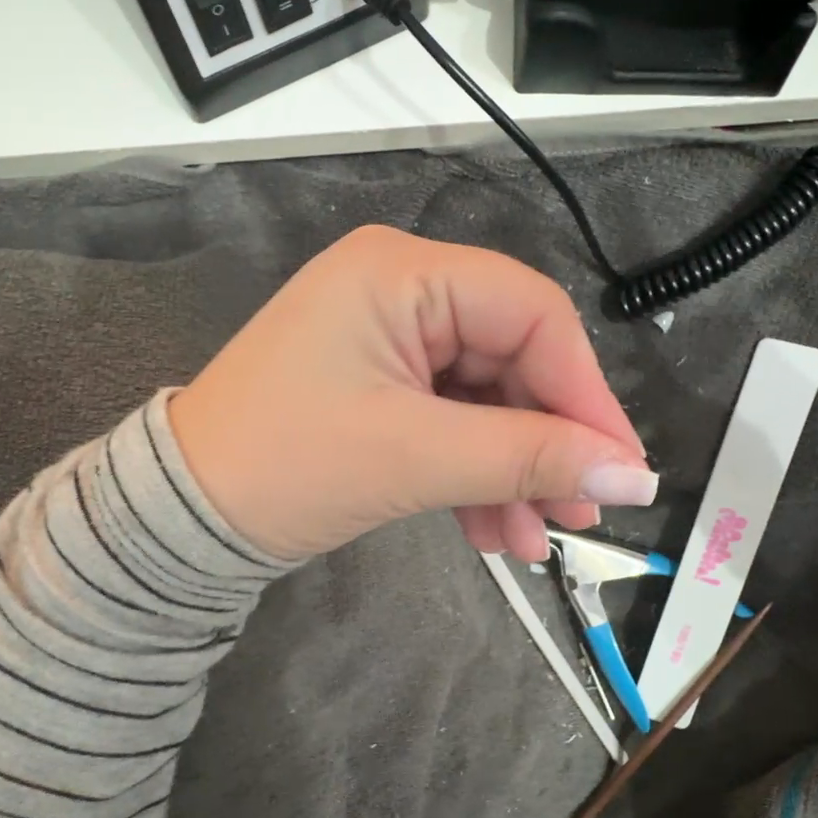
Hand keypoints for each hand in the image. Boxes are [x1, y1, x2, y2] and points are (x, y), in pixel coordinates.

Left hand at [168, 226, 654, 562]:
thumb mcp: (416, 458)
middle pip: (513, 360)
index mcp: (403, 274)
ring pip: (486, 403)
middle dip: (547, 445)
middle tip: (580, 514)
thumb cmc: (286, 466)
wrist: (182, 519)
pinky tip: (491, 533)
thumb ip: (529, 458)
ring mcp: (388, 343)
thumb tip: (635, 475)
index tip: (621, 467)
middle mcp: (400, 292)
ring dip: (513, 473)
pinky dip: (474, 478)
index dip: (586, 393)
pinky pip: (450, 426)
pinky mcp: (379, 390)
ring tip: (531, 543)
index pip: (532, 315)